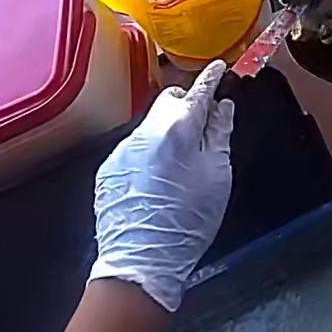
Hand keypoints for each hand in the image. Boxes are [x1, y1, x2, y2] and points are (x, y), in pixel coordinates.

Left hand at [89, 60, 235, 310]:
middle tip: (200, 125)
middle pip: (170, 100)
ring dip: (167, 130)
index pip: (199, 90)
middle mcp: (147, 130)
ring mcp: (123, 150)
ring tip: (178, 160)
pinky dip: (148, 150)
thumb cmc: (189, 218)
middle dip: (185, 104)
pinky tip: (155, 177)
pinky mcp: (108, 170)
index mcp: (179, 128)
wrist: (140, 264)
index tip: (218, 68)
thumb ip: (220, 133)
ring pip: (151, 124)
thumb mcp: (217, 173)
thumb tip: (223, 105)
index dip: (211, 78)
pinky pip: (135, 146)